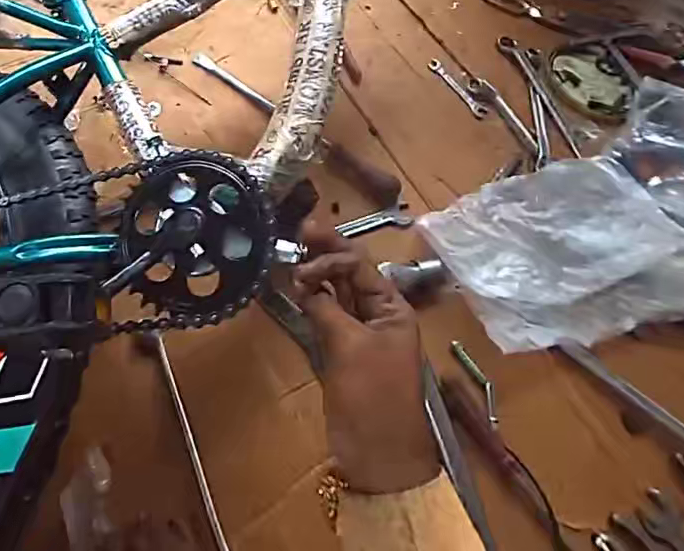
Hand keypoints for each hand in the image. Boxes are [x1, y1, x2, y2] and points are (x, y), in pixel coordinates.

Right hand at [294, 221, 441, 492]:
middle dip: (324, 251)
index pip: (358, 266)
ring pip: (335, 289)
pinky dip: (311, 296)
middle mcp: (377, 313)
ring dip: (316, 272)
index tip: (301, 251)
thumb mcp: (349, 346)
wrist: (378, 456)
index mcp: (391, 309)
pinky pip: (326, 310)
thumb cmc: (373, 396)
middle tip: (299, 227)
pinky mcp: (341, 347)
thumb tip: (301, 280)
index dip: (330, 253)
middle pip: (348, 273)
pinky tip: (295, 284)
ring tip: (292, 251)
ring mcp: (358, 331)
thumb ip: (325, 306)